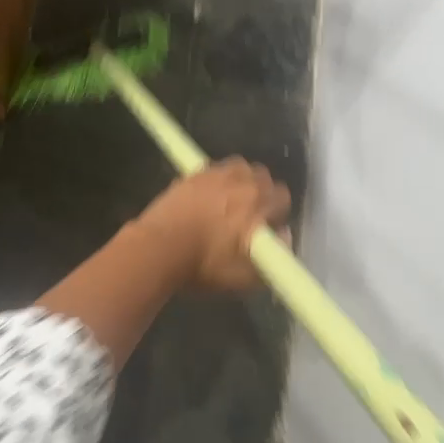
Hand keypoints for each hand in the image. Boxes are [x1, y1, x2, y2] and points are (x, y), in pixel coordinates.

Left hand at [137, 158, 291, 289]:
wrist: (159, 248)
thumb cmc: (205, 264)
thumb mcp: (247, 276)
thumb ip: (275, 256)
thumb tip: (284, 236)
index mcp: (258, 204)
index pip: (282, 196)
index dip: (278, 211)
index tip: (269, 225)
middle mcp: (241, 182)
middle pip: (262, 175)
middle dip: (261, 191)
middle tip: (250, 212)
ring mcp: (215, 174)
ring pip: (239, 166)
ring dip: (241, 179)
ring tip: (230, 198)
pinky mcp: (193, 173)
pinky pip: (214, 168)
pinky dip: (217, 178)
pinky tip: (207, 195)